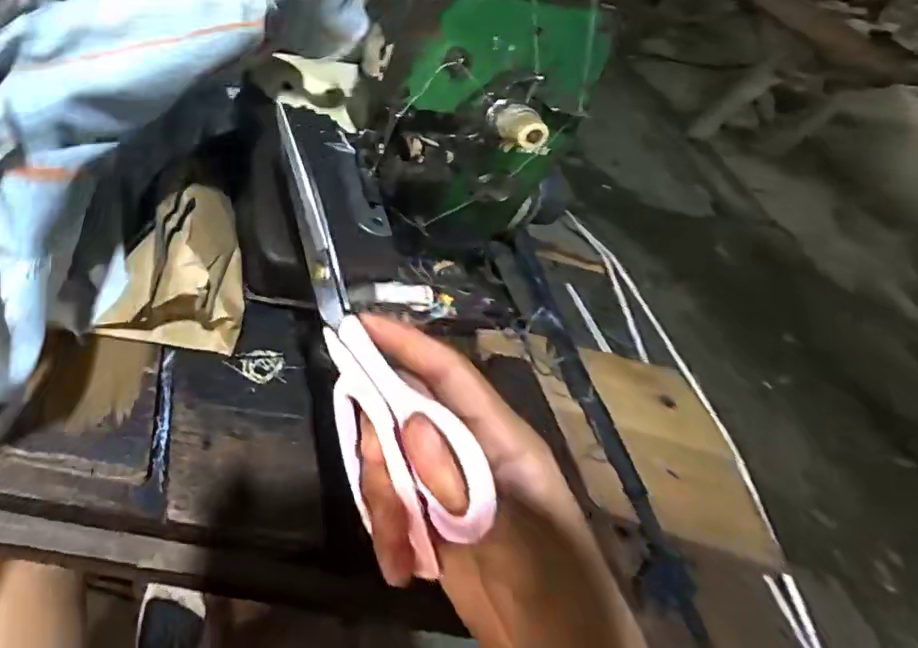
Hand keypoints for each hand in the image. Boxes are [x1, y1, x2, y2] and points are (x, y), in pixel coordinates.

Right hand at [355, 315, 644, 647]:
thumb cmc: (561, 595)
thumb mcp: (518, 541)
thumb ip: (466, 483)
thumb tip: (410, 421)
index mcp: (500, 438)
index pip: (448, 373)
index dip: (405, 342)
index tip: (357, 322)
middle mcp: (469, 450)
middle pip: (404, 413)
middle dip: (382, 447)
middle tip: (381, 485)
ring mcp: (448, 484)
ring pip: (390, 459)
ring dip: (382, 499)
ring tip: (399, 547)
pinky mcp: (431, 518)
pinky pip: (388, 500)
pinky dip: (385, 529)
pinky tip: (401, 567)